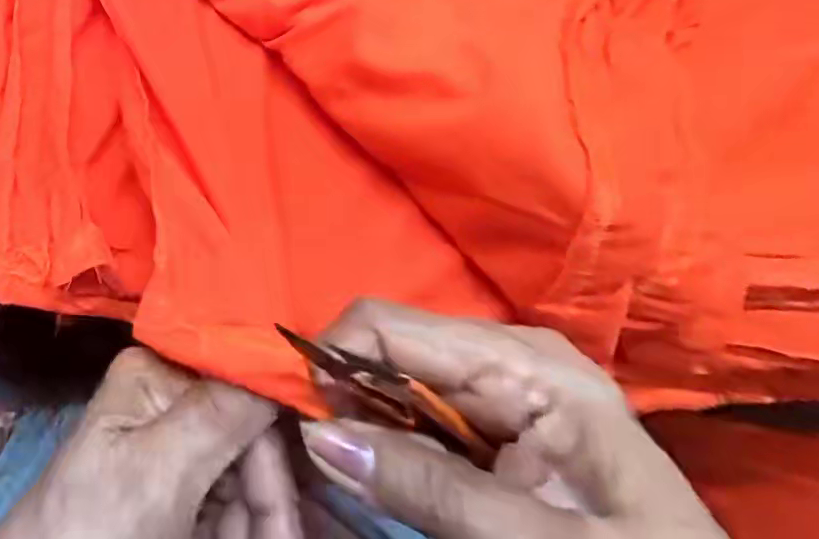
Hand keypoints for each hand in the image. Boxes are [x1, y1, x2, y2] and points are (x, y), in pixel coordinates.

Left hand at [0, 347, 301, 538]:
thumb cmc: (95, 528)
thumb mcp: (155, 470)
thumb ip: (218, 413)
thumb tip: (283, 356)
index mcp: (155, 375)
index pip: (234, 377)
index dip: (274, 415)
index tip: (317, 451)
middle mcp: (169, 403)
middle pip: (248, 431)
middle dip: (270, 486)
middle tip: (285, 533)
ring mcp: (176, 454)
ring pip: (249, 475)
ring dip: (265, 515)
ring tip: (272, 537)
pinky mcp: (181, 499)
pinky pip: (234, 507)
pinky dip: (249, 529)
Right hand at [298, 300, 725, 538]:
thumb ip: (434, 489)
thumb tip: (319, 435)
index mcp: (524, 362)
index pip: (391, 328)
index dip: (331, 361)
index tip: (294, 422)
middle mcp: (505, 358)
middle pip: (389, 354)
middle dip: (343, 401)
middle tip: (309, 466)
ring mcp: (504, 391)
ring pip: (398, 390)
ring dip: (360, 432)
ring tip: (334, 481)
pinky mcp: (501, 428)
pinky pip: (422, 424)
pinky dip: (390, 453)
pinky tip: (376, 485)